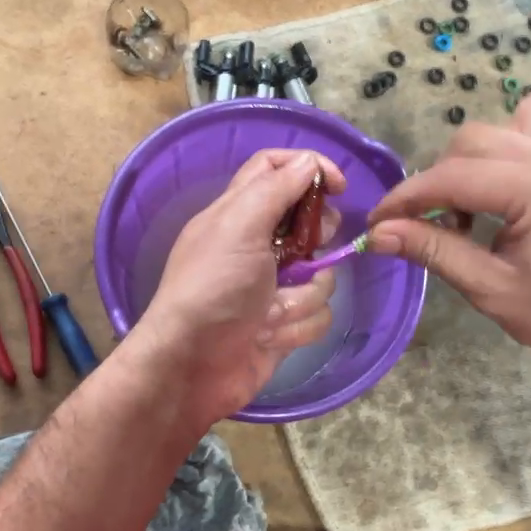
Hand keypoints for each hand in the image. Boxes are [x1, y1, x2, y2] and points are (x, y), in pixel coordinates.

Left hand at [129, 150, 345, 424]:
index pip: (276, 168)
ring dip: (301, 298)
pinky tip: (269, 337)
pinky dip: (296, 328)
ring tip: (270, 314)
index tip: (339, 187)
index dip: (310, 168)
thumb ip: (275, 188)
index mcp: (238, 212)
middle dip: (318, 242)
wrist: (191, 368)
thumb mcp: (238, 226)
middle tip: (304, 254)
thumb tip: (310, 163)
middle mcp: (257, 246)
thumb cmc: (211, 290)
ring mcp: (273, 288)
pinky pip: (318, 316)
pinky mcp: (283, 326)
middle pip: (311, 224)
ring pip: (322, 276)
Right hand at [366, 94, 530, 370]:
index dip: (405, 199)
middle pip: (474, 140)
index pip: (449, 177)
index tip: (377, 224)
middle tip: (431, 225)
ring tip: (482, 197)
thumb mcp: (491, 288)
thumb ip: (434, 250)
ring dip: (487, 152)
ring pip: (516, 121)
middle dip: (440, 179)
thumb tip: (379, 234)